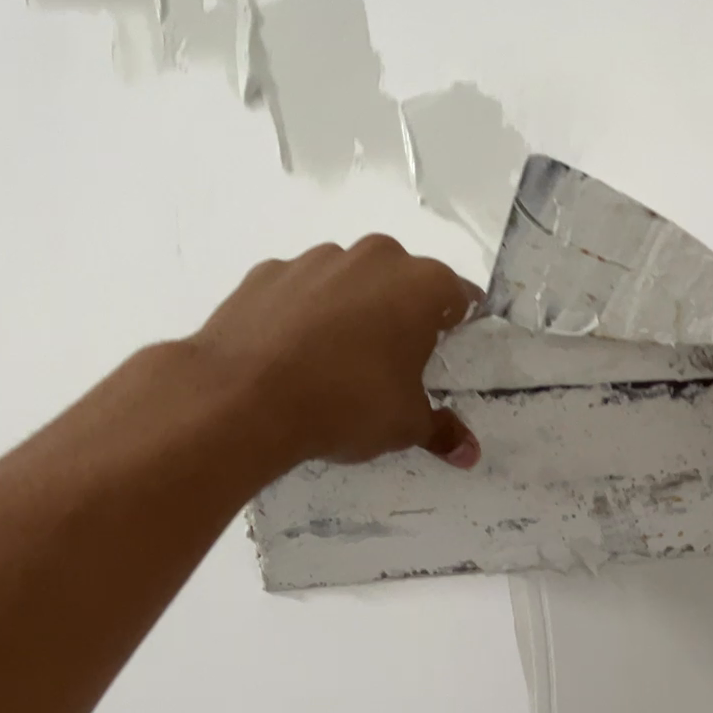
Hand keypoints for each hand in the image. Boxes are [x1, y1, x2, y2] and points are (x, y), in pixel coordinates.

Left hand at [186, 235, 480, 470]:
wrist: (242, 396)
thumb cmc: (346, 405)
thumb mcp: (404, 426)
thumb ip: (441, 431)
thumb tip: (469, 453)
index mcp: (420, 286)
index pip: (458, 295)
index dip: (457, 325)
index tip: (446, 351)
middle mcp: (373, 258)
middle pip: (402, 281)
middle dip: (402, 315)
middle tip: (391, 363)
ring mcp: (316, 260)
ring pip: (349, 281)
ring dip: (352, 311)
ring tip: (336, 362)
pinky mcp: (267, 272)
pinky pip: (301, 291)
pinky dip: (304, 315)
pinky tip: (292, 355)